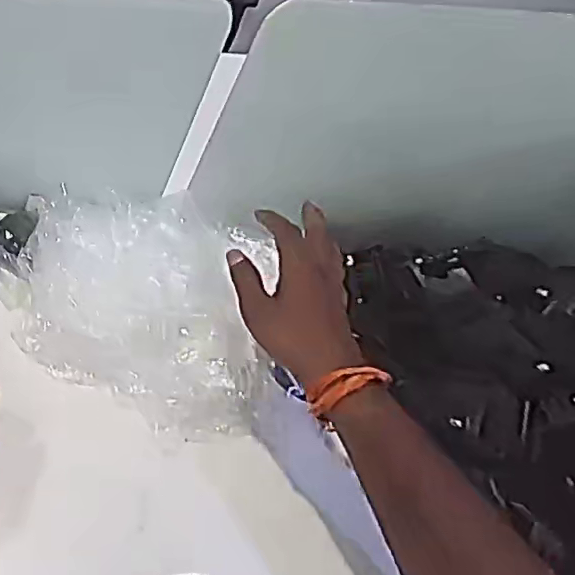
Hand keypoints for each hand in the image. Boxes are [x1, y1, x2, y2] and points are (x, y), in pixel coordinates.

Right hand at [227, 204, 365, 394]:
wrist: (331, 367)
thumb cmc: (292, 338)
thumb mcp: (257, 309)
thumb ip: (246, 279)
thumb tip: (236, 256)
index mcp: (300, 269)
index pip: (288, 235)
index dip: (275, 221)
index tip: (262, 215)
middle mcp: (320, 272)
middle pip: (319, 237)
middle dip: (311, 219)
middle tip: (307, 207)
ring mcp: (333, 286)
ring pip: (331, 250)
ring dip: (323, 234)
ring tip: (318, 228)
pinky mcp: (338, 300)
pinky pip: (334, 265)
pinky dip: (327, 254)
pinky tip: (324, 263)